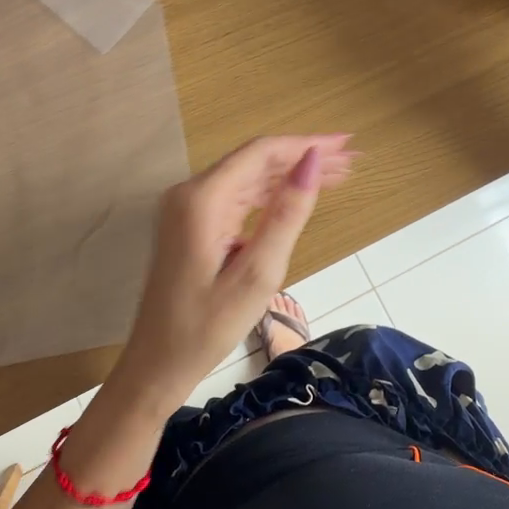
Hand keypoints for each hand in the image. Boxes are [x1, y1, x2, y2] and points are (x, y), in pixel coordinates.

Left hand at [110, 135, 355, 407]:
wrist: (156, 364)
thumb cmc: (206, 328)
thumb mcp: (257, 275)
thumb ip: (286, 215)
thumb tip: (312, 162)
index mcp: (202, 199)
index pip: (260, 153)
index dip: (305, 144)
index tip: (346, 145)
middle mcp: (189, 193)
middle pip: (254, 162)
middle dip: (302, 159)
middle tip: (352, 161)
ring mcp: (186, 209)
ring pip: (246, 179)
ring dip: (288, 175)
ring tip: (337, 176)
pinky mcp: (189, 226)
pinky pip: (235, 199)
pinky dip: (268, 196)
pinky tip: (294, 197)